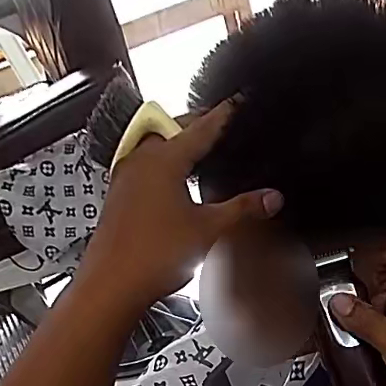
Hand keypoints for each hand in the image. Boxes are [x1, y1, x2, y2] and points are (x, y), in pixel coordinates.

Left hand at [73, 99, 282, 318]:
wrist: (114, 283)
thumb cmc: (154, 254)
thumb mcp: (210, 228)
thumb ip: (243, 208)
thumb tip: (272, 197)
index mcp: (163, 161)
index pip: (200, 128)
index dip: (222, 116)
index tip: (235, 103)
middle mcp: (140, 161)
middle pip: (173, 130)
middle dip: (198, 124)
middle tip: (220, 122)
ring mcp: (126, 178)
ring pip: (156, 146)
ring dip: (179, 143)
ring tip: (201, 147)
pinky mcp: (121, 196)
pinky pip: (146, 167)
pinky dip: (166, 163)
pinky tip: (178, 180)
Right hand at [329, 291, 385, 385]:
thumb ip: (367, 323)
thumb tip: (342, 302)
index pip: (383, 297)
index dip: (360, 309)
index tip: (341, 322)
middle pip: (382, 325)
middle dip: (364, 339)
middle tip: (350, 351)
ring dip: (373, 362)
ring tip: (365, 371)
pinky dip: (384, 379)